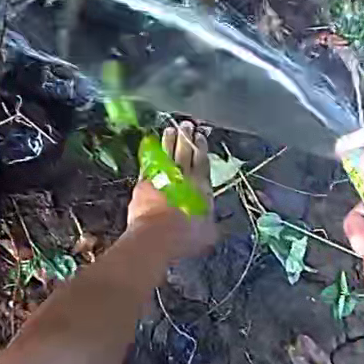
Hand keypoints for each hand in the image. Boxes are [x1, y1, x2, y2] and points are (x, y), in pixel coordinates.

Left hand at [126, 121, 217, 260]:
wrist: (156, 237)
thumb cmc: (186, 238)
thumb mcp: (209, 233)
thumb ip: (213, 224)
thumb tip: (218, 224)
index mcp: (201, 188)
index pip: (202, 162)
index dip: (201, 148)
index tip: (200, 136)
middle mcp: (183, 178)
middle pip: (185, 153)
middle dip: (186, 138)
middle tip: (186, 125)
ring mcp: (162, 178)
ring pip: (167, 154)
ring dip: (169, 141)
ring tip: (170, 130)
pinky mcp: (145, 183)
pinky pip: (149, 164)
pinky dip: (152, 155)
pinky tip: (151, 148)